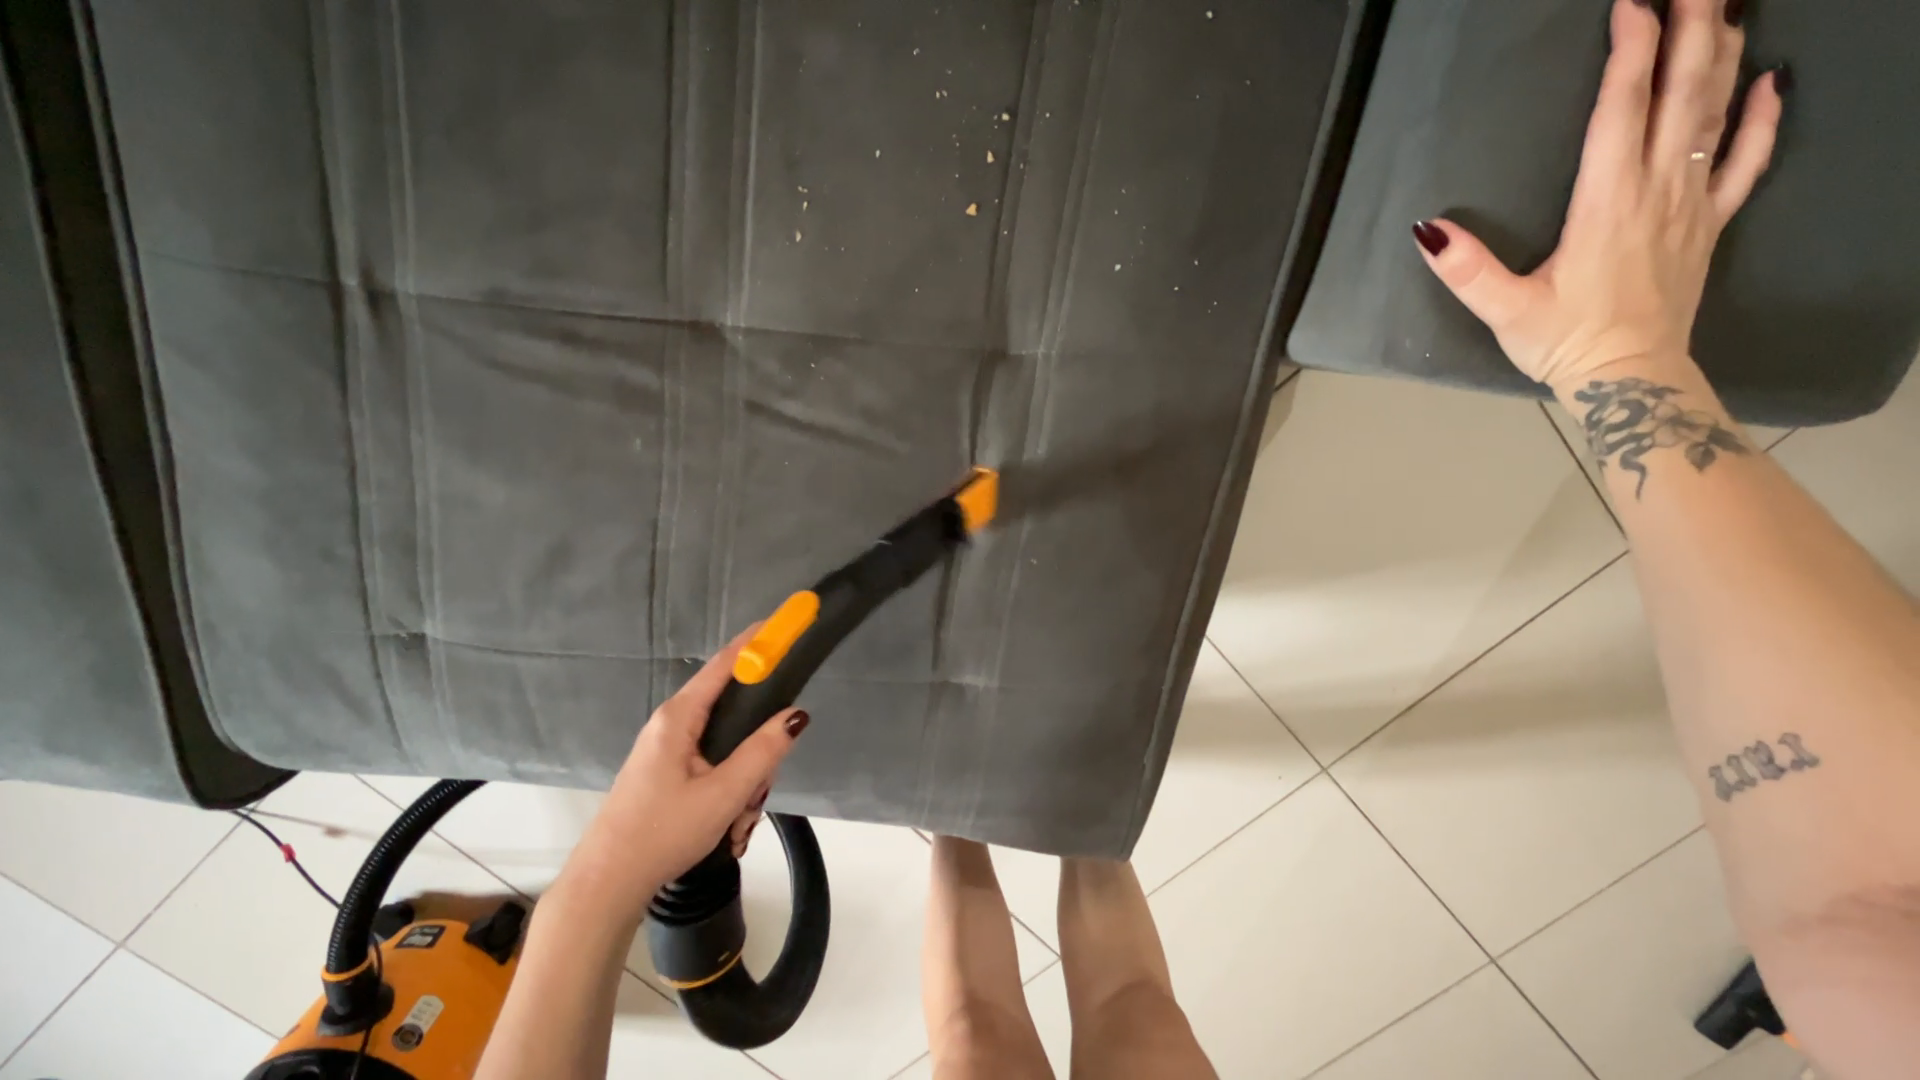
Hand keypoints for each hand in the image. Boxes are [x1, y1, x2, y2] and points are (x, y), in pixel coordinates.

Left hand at [560, 626, 808, 921]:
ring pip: (728, 748)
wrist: (607, 884)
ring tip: (736, 823)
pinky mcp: (667, 774)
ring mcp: (668, 750)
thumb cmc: (662, 832)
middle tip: (759, 790)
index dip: (758, 642)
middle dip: (757, 751)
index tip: (787, 626)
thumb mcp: (723, 794)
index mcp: (680, 717)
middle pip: (735, 713)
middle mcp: (672, 724)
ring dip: (744, 782)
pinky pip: (713, 767)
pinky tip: (726, 829)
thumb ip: (763, 752)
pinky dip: (727, 793)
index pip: (726, 663)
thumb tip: (796, 715)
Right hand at [1412, 0, 1785, 392]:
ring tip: (1723, 10)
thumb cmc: (1565, 342)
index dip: (1630, 50)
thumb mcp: (1504, 310)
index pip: (1623, 107)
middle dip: (1690, 30)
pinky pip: (1746, 160)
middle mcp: (1658, 189)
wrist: (1631, 377)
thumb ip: (1466, 270)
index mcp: (1607, 201)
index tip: (1630, 6)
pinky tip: (1768, 82)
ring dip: (1722, 55)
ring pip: (1716, 113)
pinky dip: (1762, 117)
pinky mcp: (1709, 223)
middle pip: (1682, 92)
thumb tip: (1427, 230)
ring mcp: (1691, 204)